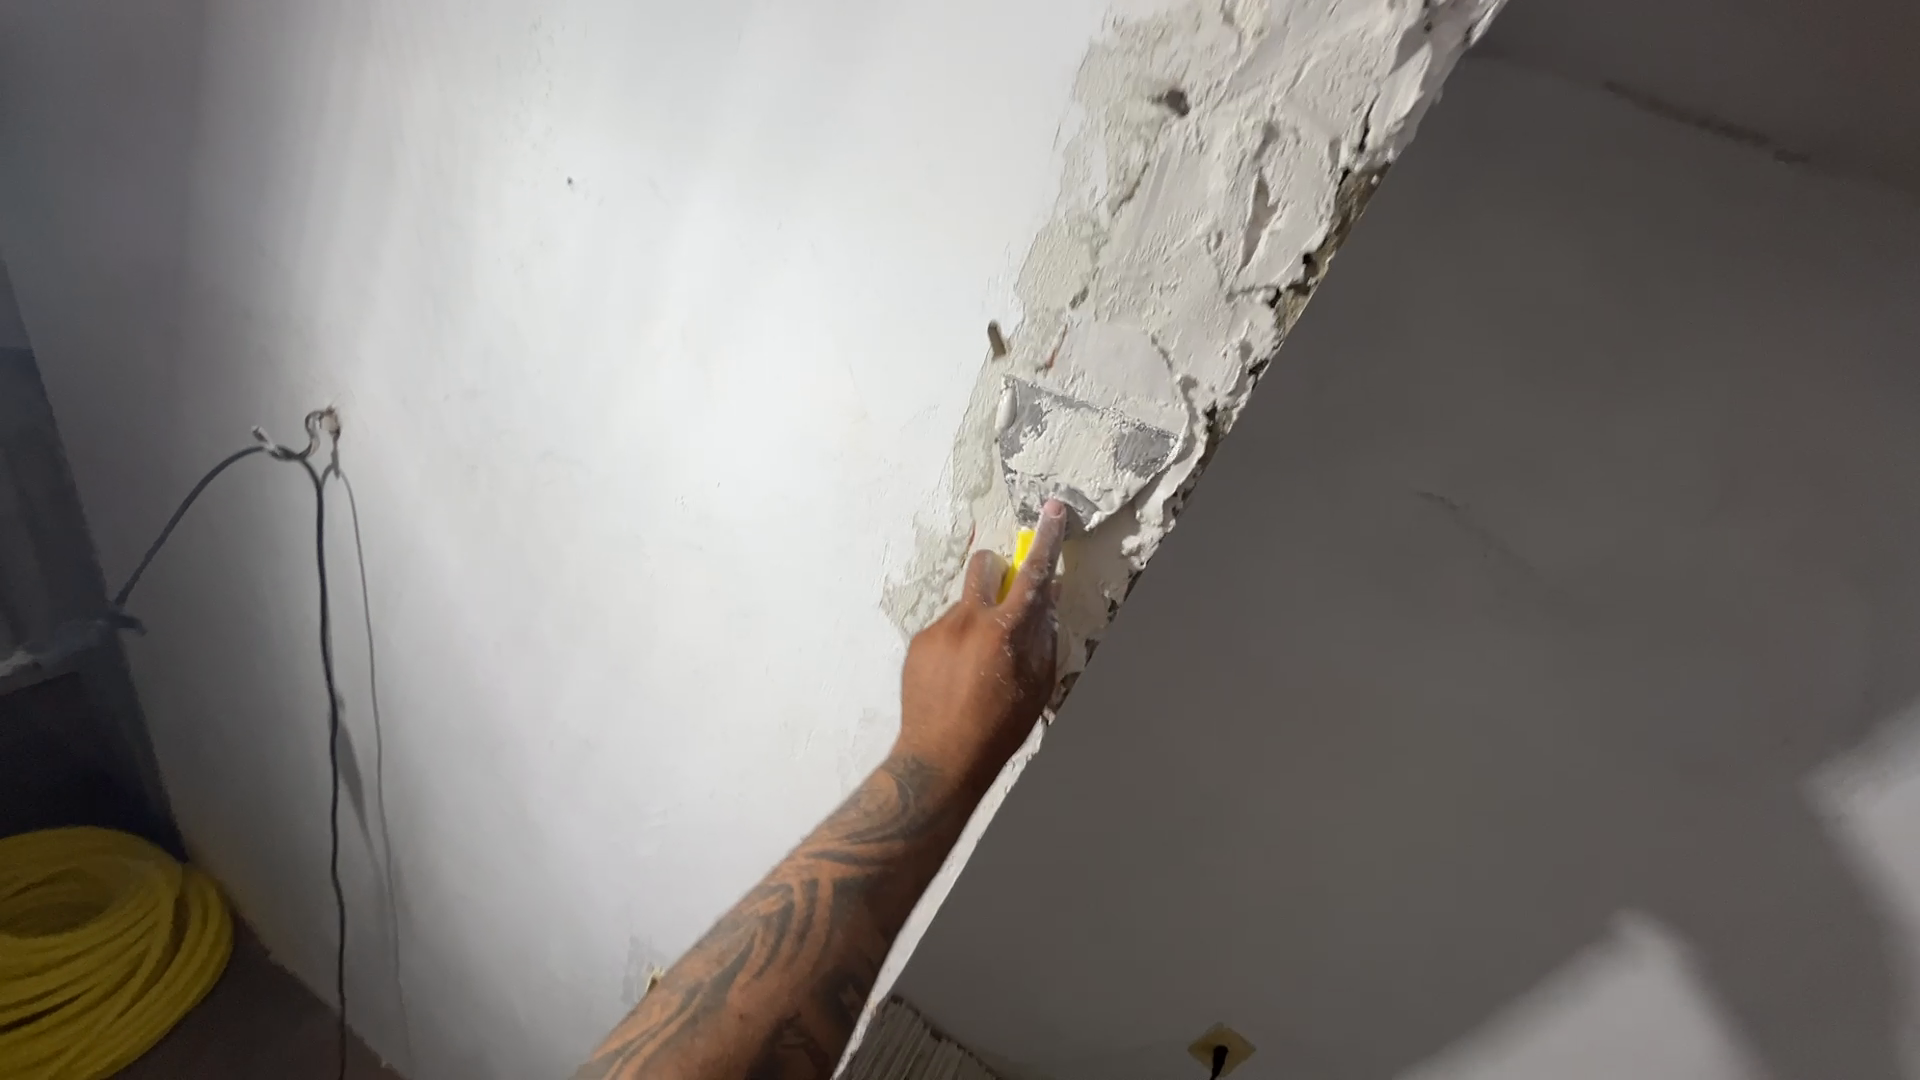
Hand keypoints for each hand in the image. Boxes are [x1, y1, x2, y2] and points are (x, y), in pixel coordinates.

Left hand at [896, 499, 1069, 788]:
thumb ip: (1043, 634)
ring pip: (965, 604)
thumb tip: (1047, 597)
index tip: (1051, 510)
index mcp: (1005, 630)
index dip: (1046, 539)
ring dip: (977, 620)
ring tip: (977, 667)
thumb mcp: (1037, 685)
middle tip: (1004, 604)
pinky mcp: (918, 643)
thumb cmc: (998, 729)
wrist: (939, 759)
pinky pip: (945, 628)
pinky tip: (957, 678)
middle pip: (983, 566)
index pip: (1033, 573)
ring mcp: (938, 629)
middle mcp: (969, 620)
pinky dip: (957, 642)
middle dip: (997, 572)